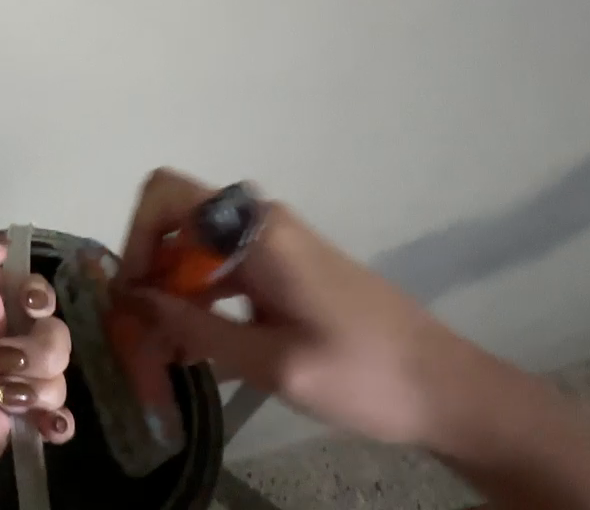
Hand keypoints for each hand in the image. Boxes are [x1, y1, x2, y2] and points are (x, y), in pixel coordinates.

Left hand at [0, 230, 75, 509]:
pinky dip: (58, 417)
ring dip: (45, 385)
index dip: (34, 292)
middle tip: (8, 366)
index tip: (31, 309)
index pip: (17, 281)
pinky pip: (53, 409)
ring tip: (8, 403)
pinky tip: (47, 429)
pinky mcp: (10, 423)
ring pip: (54, 369)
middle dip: (43, 347)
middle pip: (46, 327)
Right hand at [118, 169, 469, 444]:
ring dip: (170, 284)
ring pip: (193, 242)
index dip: (136, 235)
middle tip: (142, 320)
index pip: (166, 195)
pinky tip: (195, 341)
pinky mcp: (283, 263)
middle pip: (173, 217)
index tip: (134, 290)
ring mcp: (273, 241)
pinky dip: (197, 293)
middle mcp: (260, 222)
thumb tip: (137, 302)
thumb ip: (197, 328)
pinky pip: (219, 262)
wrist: (455, 394)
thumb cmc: (366, 375)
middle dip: (148, 265)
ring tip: (163, 342)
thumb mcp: (273, 364)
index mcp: (257, 232)